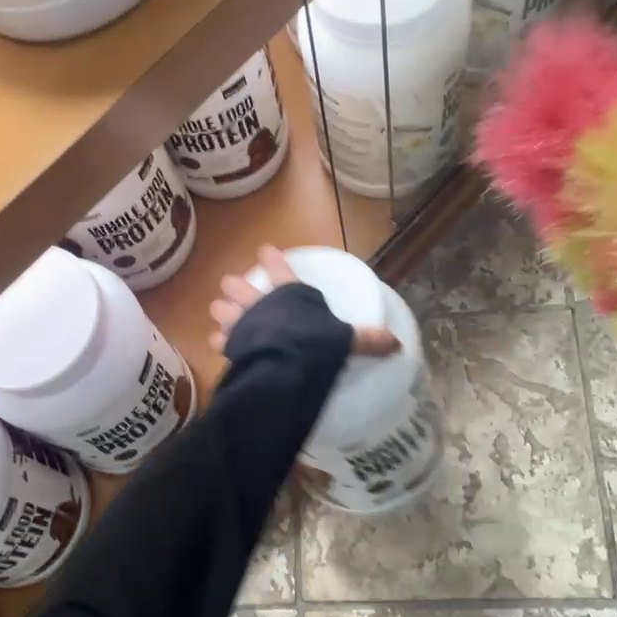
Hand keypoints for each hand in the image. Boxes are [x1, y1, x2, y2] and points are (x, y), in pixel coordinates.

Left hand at [208, 245, 401, 356]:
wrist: (282, 366)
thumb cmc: (314, 344)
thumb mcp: (345, 341)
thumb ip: (366, 340)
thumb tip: (397, 344)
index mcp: (288, 293)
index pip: (278, 267)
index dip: (272, 258)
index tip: (265, 250)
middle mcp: (260, 302)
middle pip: (238, 285)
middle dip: (236, 287)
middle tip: (237, 290)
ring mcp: (241, 321)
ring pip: (222, 309)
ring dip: (223, 311)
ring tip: (224, 315)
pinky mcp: (230, 344)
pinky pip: (220, 339)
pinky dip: (220, 340)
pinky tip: (220, 344)